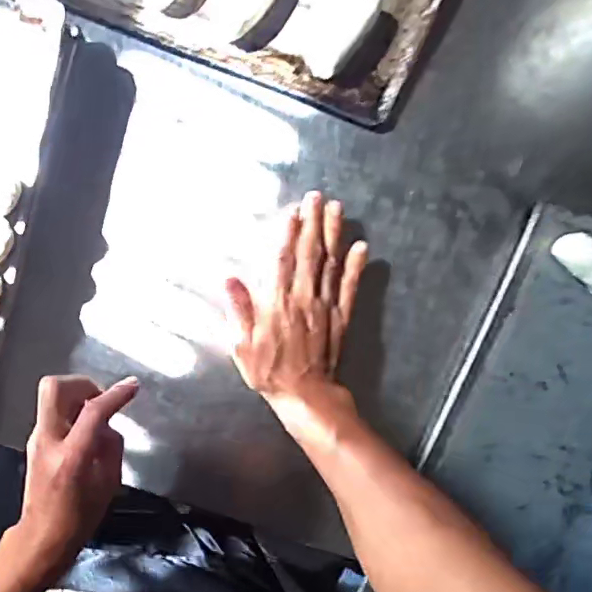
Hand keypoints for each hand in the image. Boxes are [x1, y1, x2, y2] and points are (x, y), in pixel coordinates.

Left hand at [17, 374, 139, 556]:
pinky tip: (83, 431)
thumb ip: (112, 447)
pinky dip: (70, 411)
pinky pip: (52, 412)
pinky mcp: (33, 442)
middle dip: (82, 383)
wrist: (43, 535)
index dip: (115, 395)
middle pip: (55, 387)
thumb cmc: (78, 518)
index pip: (93, 412)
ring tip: (94, 418)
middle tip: (101, 399)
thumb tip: (109, 423)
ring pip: (51, 396)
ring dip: (76, 397)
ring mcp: (36, 440)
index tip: (132, 386)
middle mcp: (48, 442)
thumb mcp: (108, 484)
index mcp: (71, 456)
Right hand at [225, 191, 368, 412]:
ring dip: (333, 234)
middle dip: (312, 223)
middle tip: (317, 197)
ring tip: (336, 209)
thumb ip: (239, 311)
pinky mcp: (341, 317)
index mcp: (276, 304)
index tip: (292, 211)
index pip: (282, 261)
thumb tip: (230, 280)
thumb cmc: (268, 372)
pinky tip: (361, 246)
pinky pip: (350, 287)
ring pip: (330, 263)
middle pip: (309, 254)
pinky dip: (356, 266)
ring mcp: (325, 306)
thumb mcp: (241, 346)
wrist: (305, 394)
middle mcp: (303, 298)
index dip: (287, 234)